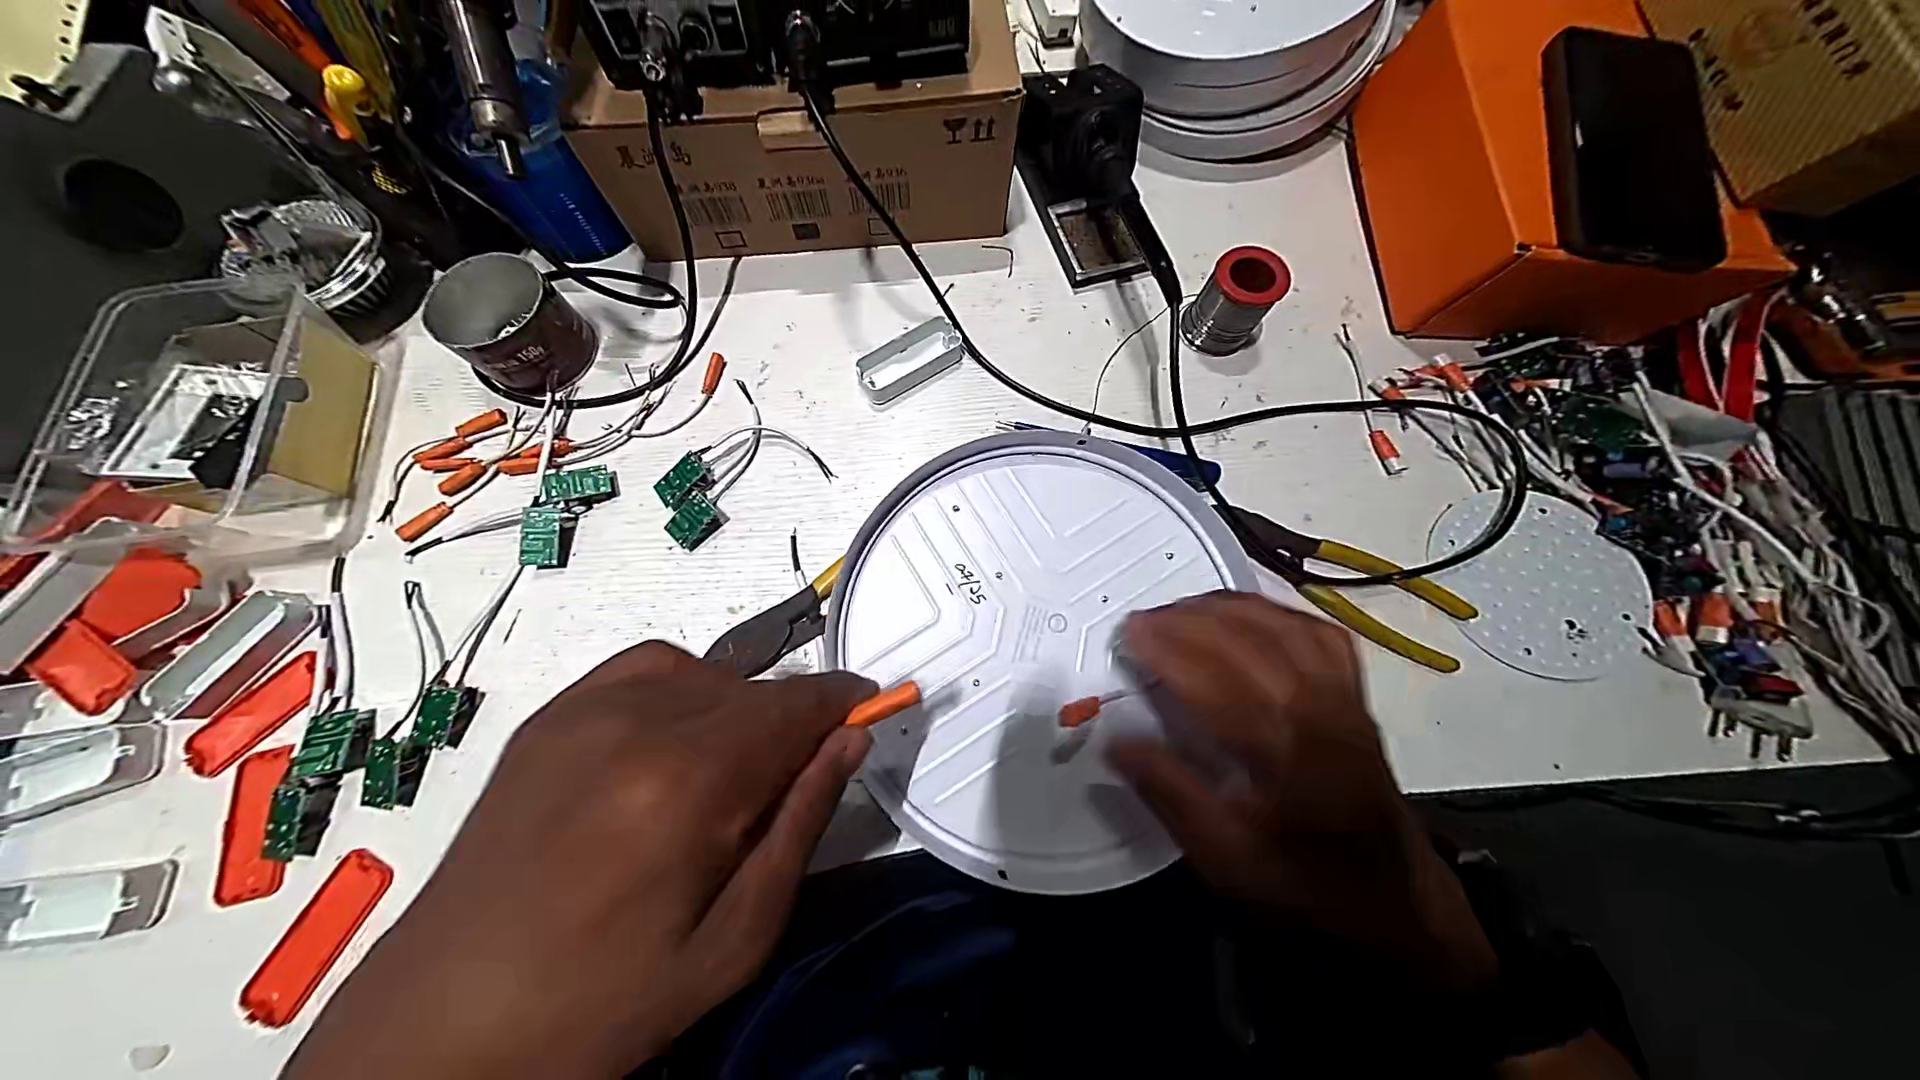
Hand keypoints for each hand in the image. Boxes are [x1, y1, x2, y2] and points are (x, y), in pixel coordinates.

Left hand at [286, 643, 874, 1078]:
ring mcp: (586, 710)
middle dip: (794, 720)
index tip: (868, 709)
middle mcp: (638, 723)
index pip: (796, 705)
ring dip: (740, 708)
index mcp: (689, 783)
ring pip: (709, 673)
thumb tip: (851, 739)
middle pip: (756, 689)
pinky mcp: (552, 714)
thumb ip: (803, 822)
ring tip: (725, 770)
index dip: (843, 701)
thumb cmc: (607, 999)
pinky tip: (673, 740)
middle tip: (789, 779)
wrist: (444, 1026)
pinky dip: (685, 688)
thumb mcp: (737, 938)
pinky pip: (650, 666)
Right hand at [1108, 591, 1495, 992]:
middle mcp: (1317, 710)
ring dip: (1225, 608)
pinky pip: (1316, 632)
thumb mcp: (1224, 858)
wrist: (1394, 907)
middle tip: (1143, 620)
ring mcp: (1342, 698)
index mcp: (1282, 752)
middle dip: (1185, 619)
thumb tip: (1116, 742)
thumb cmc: (1304, 886)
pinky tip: (1246, 613)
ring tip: (1181, 609)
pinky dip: (1274, 612)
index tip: (1128, 635)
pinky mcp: (1355, 697)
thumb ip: (1169, 794)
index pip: (1214, 677)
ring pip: (1282, 626)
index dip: (1166, 647)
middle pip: (1246, 639)